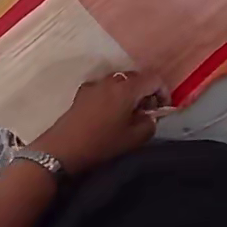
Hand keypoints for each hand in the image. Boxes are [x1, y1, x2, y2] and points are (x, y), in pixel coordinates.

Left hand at [28, 71, 166, 175]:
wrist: (62, 148)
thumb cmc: (101, 143)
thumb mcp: (134, 138)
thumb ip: (150, 123)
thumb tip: (150, 116)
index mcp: (128, 88)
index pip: (154, 79)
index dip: (163, 92)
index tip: (163, 108)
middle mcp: (112, 80)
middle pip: (137, 77)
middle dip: (146, 91)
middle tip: (148, 112)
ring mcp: (95, 84)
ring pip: (120, 82)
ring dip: (129, 93)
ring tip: (129, 113)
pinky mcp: (83, 92)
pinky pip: (105, 88)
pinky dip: (113, 95)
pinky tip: (109, 114)